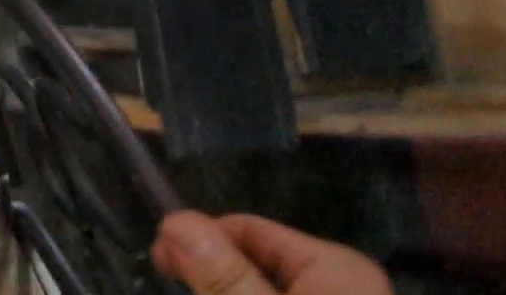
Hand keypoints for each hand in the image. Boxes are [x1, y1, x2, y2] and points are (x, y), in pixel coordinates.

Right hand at [152, 210, 392, 294]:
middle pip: (252, 258)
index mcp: (337, 265)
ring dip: (226, 289)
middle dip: (214, 273)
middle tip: (175, 286)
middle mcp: (344, 279)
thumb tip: (174, 219)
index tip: (160, 264)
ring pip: (261, 285)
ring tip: (194, 292)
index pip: (243, 227)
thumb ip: (225, 276)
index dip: (196, 239)